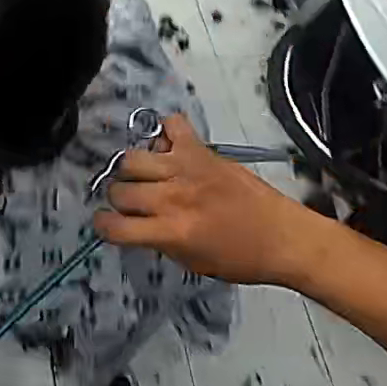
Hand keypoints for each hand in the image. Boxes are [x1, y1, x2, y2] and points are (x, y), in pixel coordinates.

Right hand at [97, 115, 336, 285]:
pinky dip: (165, 132)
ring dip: (133, 169)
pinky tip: (169, 148)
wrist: (282, 236)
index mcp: (171, 232)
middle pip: (120, 189)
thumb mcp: (192, 262)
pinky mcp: (202, 150)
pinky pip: (172, 124)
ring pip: (133, 158)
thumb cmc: (240, 258)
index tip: (107, 224)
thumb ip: (159, 241)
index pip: (115, 226)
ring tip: (147, 176)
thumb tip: (136, 223)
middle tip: (132, 202)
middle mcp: (173, 197)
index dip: (104, 226)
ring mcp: (187, 168)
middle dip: (118, 199)